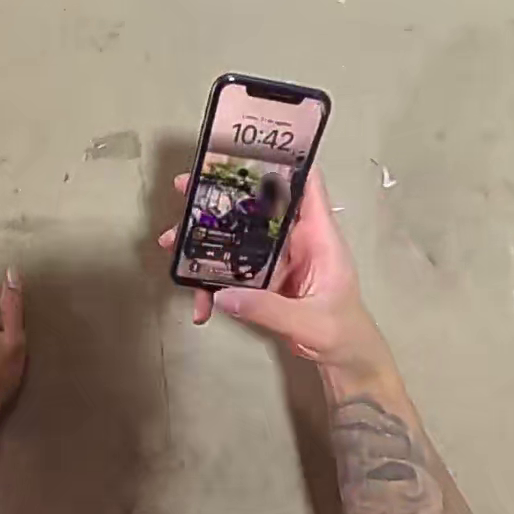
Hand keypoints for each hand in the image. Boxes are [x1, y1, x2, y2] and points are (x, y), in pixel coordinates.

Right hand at [157, 170, 387, 376]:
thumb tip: (223, 296)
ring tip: (171, 245)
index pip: (305, 187)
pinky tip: (201, 307)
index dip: (279, 164)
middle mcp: (294, 241)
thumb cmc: (341, 333)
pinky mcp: (261, 280)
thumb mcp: (309, 322)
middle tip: (184, 190)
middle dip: (219, 198)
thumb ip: (268, 309)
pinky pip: (230, 274)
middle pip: (256, 207)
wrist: (342, 358)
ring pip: (235, 238)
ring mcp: (275, 260)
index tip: (242, 154)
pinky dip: (211, 287)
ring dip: (203, 240)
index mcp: (318, 237)